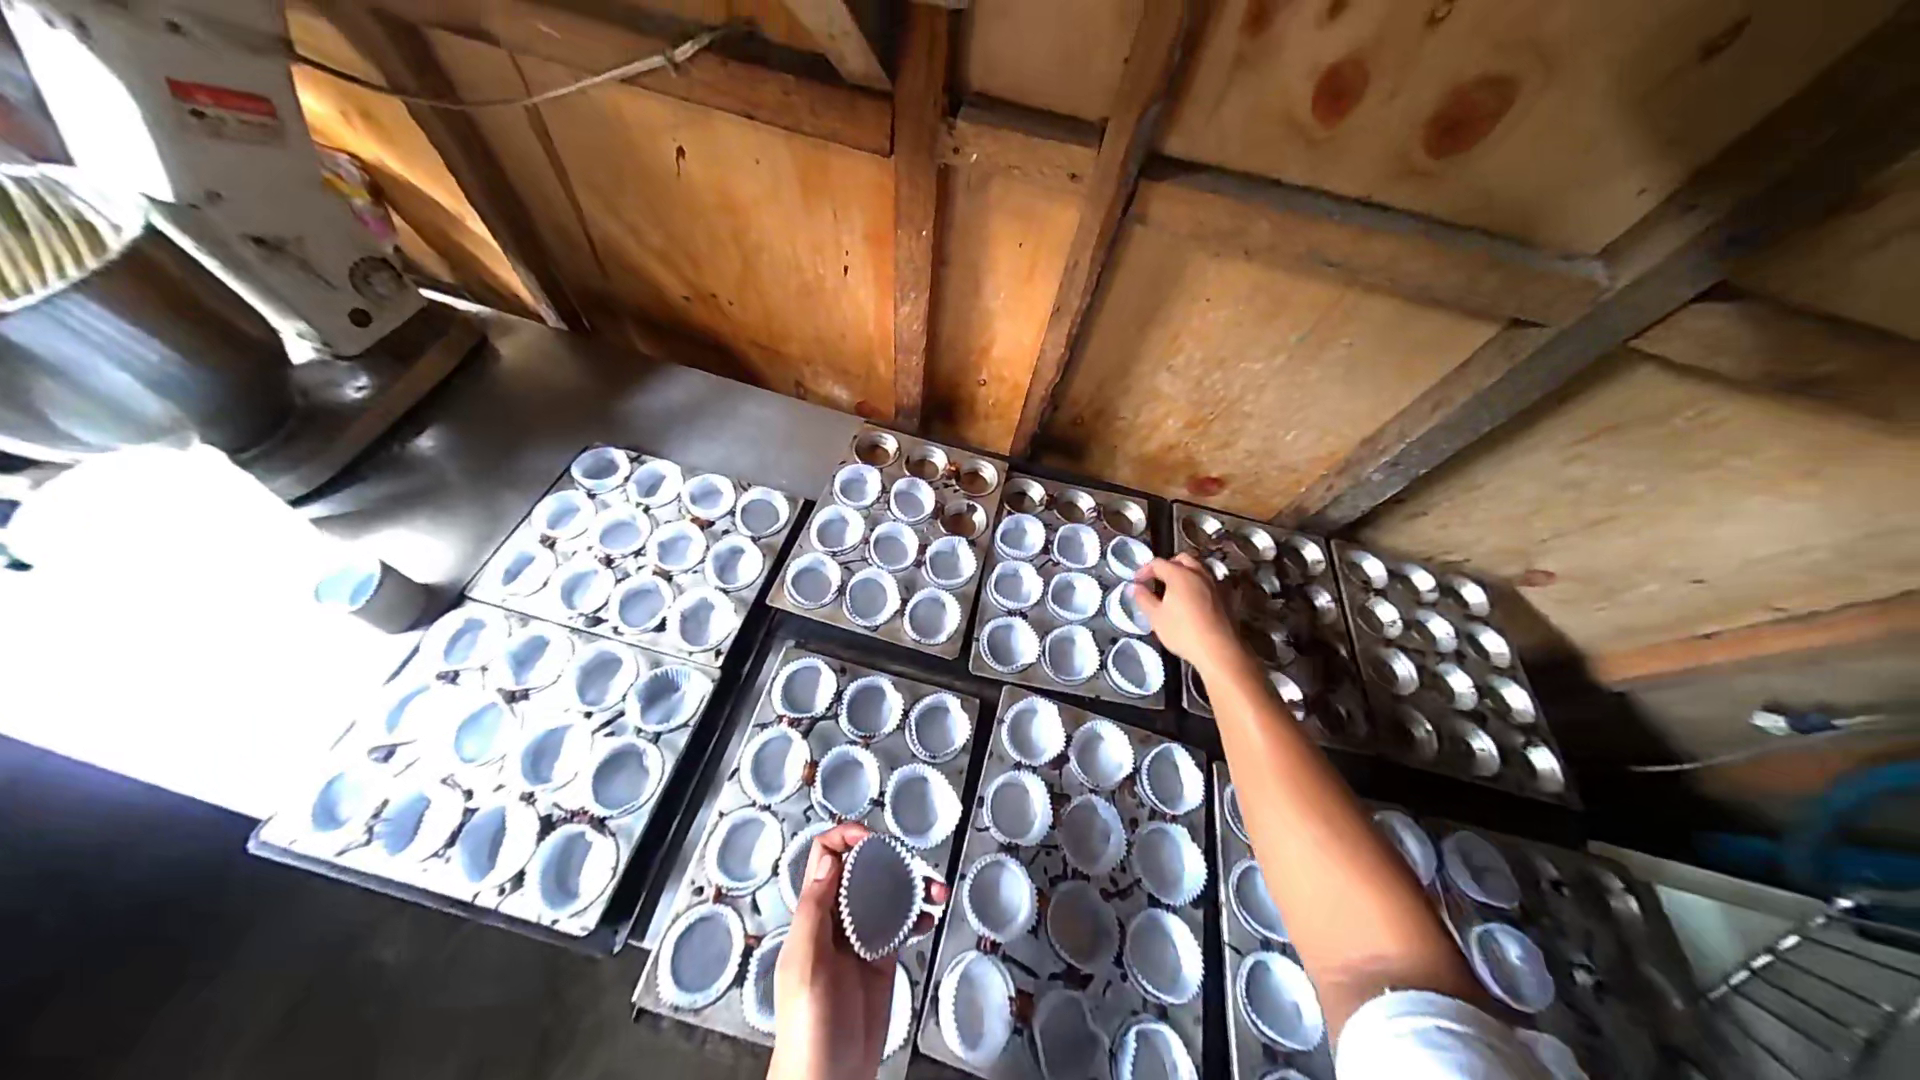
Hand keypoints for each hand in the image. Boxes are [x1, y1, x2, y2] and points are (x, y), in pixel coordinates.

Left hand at [768, 823, 947, 1079]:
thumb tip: (827, 859)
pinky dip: (917, 914)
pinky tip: (928, 916)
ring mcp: (860, 937)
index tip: (870, 837)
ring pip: (886, 894)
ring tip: (934, 889)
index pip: (825, 856)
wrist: (828, 1079)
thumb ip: (814, 911)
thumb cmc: (806, 1028)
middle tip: (910, 859)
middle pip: (862, 869)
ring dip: (910, 884)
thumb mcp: (805, 964)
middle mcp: (836, 919)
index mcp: (812, 914)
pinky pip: (901, 924)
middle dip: (887, 857)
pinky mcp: (881, 957)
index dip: (845, 837)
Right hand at [1134, 554, 1241, 670]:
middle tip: (1156, 580)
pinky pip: (1206, 581)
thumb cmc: (1182, 632)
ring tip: (1172, 589)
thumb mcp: (1156, 617)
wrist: (1218, 650)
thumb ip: (1143, 598)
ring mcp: (1213, 584)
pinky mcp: (1223, 596)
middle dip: (1166, 566)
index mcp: (1179, 574)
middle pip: (1181, 559)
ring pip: (1197, 569)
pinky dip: (1195, 583)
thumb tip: (1134, 587)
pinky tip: (1190, 599)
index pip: (1158, 563)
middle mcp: (1198, 574)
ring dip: (1183, 573)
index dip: (1144, 570)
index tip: (1136, 582)